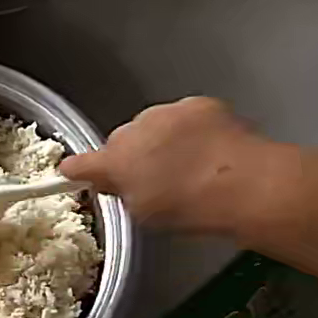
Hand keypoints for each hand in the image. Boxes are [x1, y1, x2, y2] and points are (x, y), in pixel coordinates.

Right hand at [59, 96, 303, 239]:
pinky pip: (179, 117)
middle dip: (127, 155)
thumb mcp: (141, 213)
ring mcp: (166, 113)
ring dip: (156, 140)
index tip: (71, 175)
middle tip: (146, 179)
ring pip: (148, 126)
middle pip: (118, 141)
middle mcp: (133, 130)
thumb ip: (119, 192)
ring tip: (180, 163)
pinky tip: (202, 149)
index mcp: (114, 160)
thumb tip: (110, 181)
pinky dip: (184, 129)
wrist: (246, 186)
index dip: (74, 171)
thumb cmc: (188, 209)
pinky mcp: (198, 104)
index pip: (78, 163)